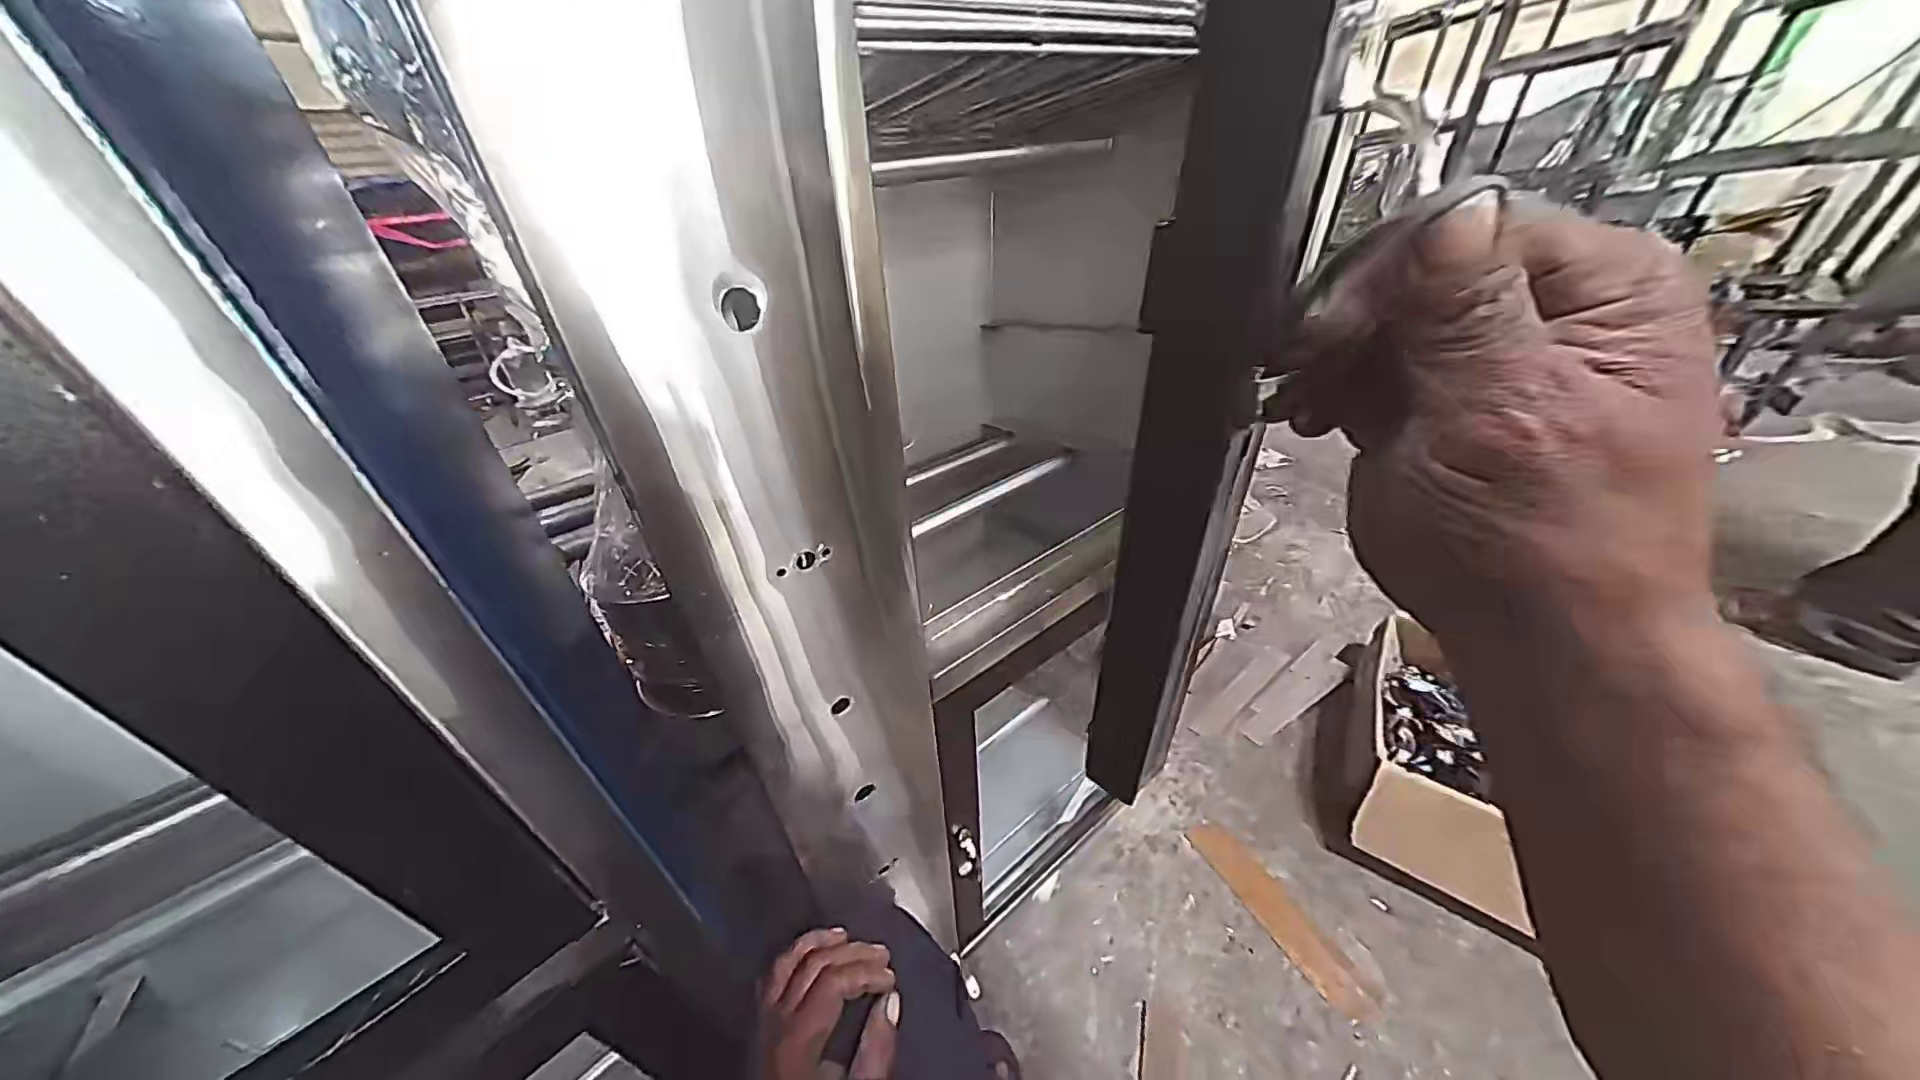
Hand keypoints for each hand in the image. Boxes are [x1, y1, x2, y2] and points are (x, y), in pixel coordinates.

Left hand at [757, 928, 899, 1079]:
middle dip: (852, 952)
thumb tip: (891, 1001)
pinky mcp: (756, 1030)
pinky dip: (793, 957)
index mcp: (798, 1038)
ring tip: (844, 936)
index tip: (891, 978)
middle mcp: (775, 1022)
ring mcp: (761, 1023)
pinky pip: (770, 978)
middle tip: (880, 952)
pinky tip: (809, 954)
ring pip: (786, 962)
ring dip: (817, 943)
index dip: (867, 971)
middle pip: (813, 964)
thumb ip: (875, 1051)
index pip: (835, 980)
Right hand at [1273, 194, 1719, 638]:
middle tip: (1307, 361)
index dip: (1395, 268)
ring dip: (1329, 355)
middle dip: (1352, 316)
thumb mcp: (1511, 412)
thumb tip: (1452, 212)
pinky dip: (1325, 386)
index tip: (1333, 324)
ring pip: (1378, 322)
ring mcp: (1471, 365)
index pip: (1477, 230)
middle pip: (1419, 272)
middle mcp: (1535, 318)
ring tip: (1305, 400)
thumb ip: (1471, 313)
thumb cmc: (1543, 536)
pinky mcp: (1421, 406)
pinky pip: (1360, 369)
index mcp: (1600, 295)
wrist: (1527, 629)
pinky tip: (1310, 414)